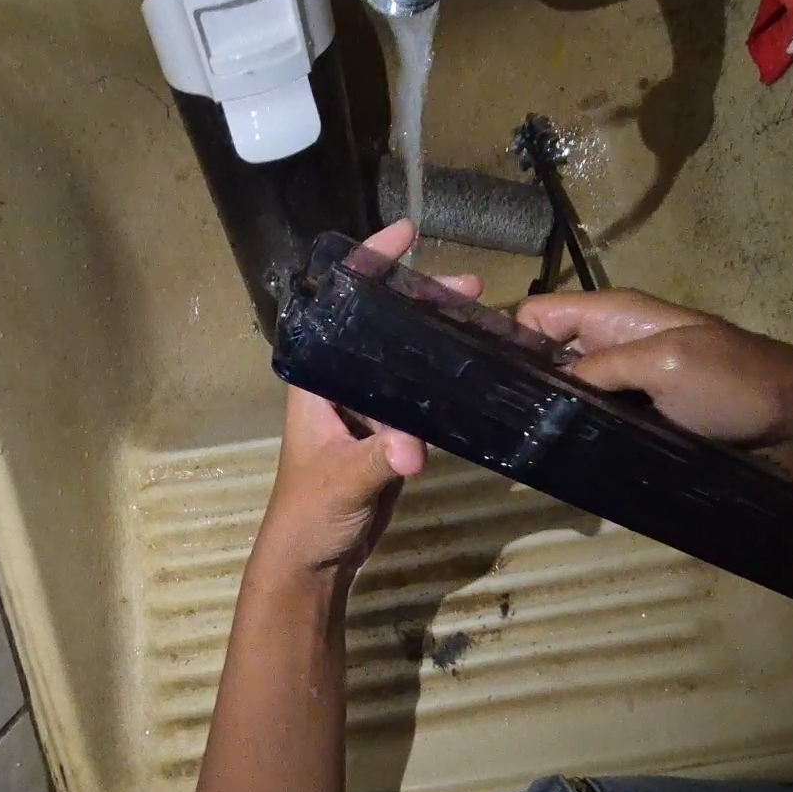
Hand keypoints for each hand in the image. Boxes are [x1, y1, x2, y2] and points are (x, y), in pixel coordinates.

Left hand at [255, 221, 482, 577]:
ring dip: (438, 340)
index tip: (406, 234)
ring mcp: (368, 411)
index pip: (338, 308)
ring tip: (483, 322)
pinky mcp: (390, 437)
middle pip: (381, 328)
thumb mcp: (343, 481)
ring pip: (405, 361)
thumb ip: (380, 461)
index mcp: (317, 381)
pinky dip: (443, 383)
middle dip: (421, 301)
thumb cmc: (309, 511)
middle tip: (470, 288)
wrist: (315, 557)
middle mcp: (341, 386)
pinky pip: (418, 399)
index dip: (367, 265)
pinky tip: (474, 371)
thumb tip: (415, 452)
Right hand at [517, 289, 792, 444]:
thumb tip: (543, 388)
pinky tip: (554, 452)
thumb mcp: (664, 362)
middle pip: (543, 354)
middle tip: (499, 421)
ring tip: (520, 442)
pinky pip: (585, 416)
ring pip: (562, 389)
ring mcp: (620, 381)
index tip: (488, 380)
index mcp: (612, 315)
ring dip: (544, 411)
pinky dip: (569, 429)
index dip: (508, 339)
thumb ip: (600, 366)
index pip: (535, 315)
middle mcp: (607, 343)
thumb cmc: (733, 381)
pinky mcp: (631, 414)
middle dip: (522, 381)